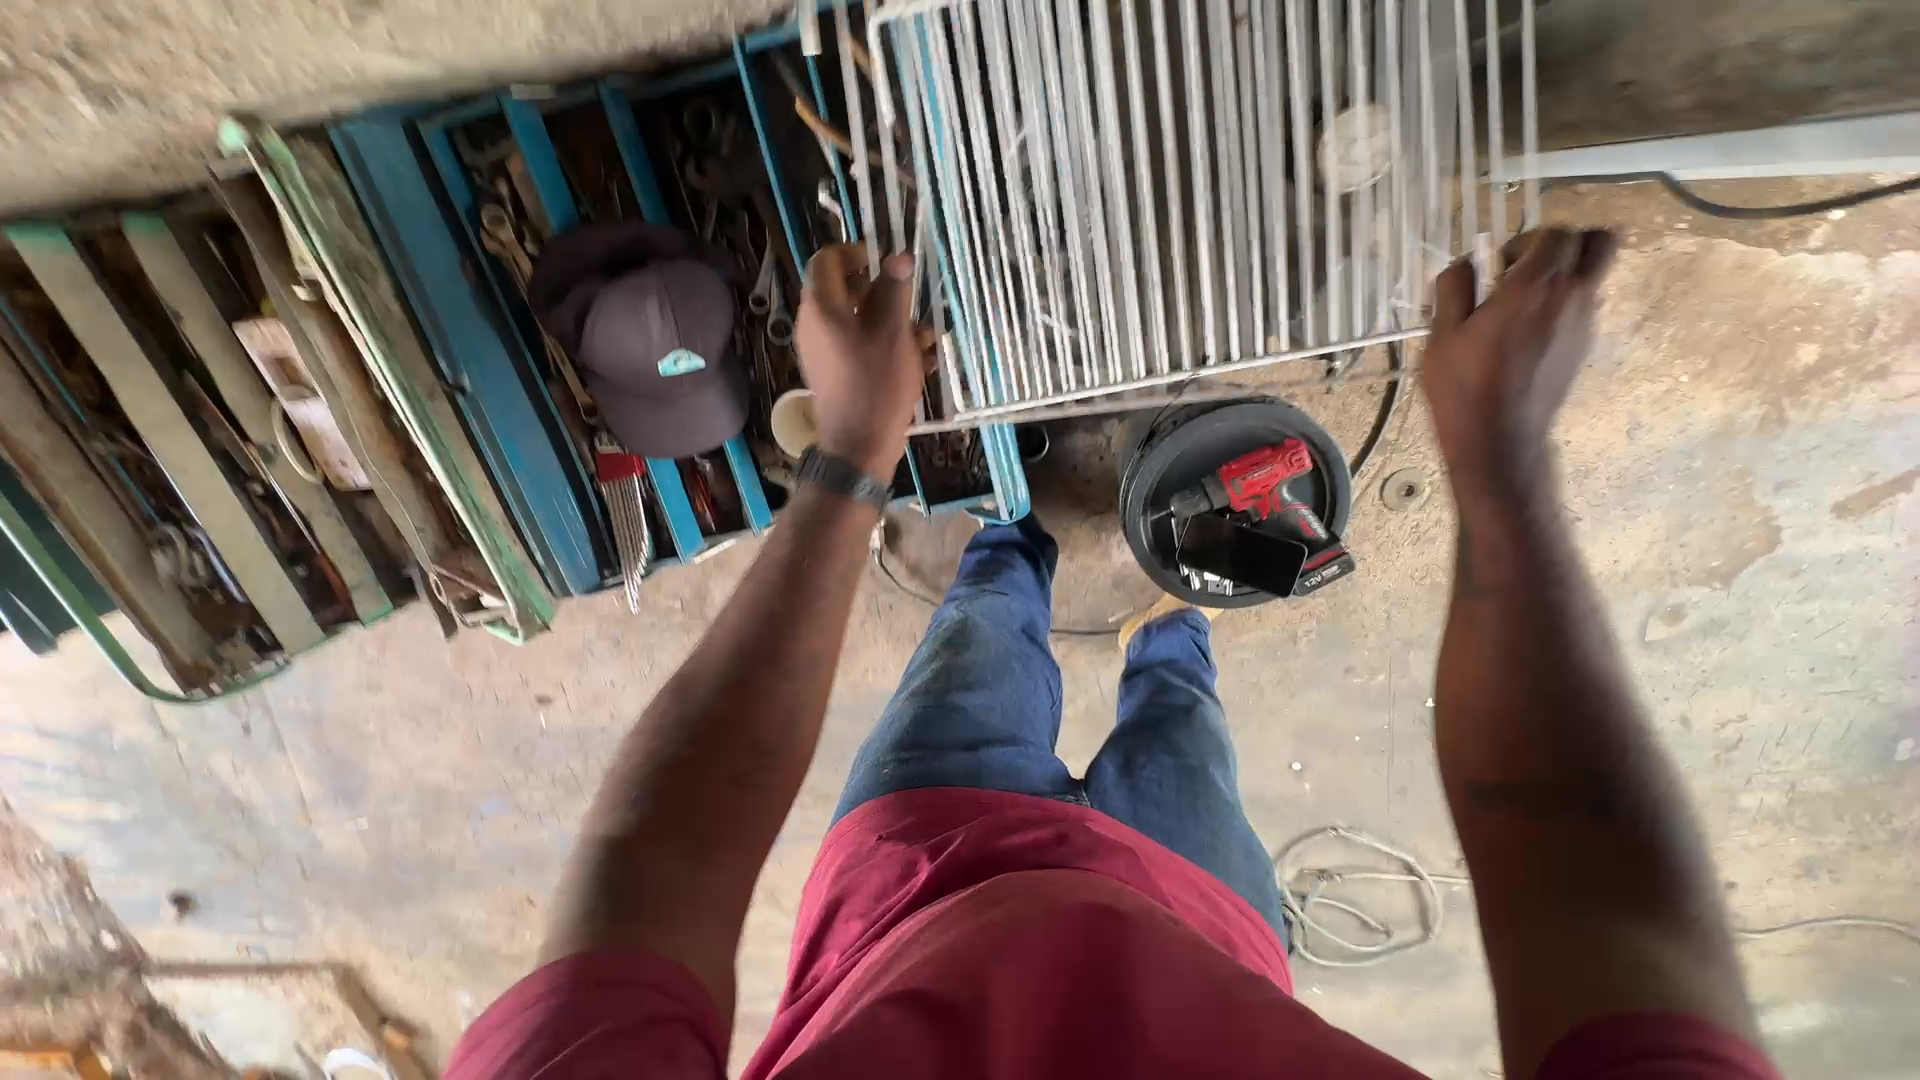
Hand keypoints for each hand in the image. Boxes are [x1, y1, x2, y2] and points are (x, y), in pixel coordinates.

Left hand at [794, 243, 928, 478]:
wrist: (859, 446)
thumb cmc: (877, 385)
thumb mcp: (894, 333)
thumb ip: (895, 291)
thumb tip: (899, 258)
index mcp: (821, 307)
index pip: (827, 260)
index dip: (856, 253)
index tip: (886, 262)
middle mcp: (814, 325)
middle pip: (844, 291)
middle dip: (883, 292)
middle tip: (912, 301)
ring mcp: (822, 352)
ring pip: (857, 321)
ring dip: (892, 322)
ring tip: (927, 337)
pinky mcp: (835, 373)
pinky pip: (858, 347)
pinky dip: (885, 346)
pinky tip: (920, 360)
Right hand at [1424, 227, 1616, 500]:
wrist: (1500, 437)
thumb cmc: (1463, 386)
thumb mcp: (1442, 335)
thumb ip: (1453, 288)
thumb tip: (1465, 263)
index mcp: (1533, 286)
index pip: (1554, 233)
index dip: (1525, 241)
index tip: (1498, 267)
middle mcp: (1572, 295)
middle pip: (1598, 242)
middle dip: (1563, 246)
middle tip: (1526, 271)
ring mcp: (1587, 320)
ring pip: (1594, 274)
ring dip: (1563, 276)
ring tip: (1520, 309)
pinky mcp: (1587, 343)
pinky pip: (1584, 305)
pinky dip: (1562, 306)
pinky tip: (1525, 336)